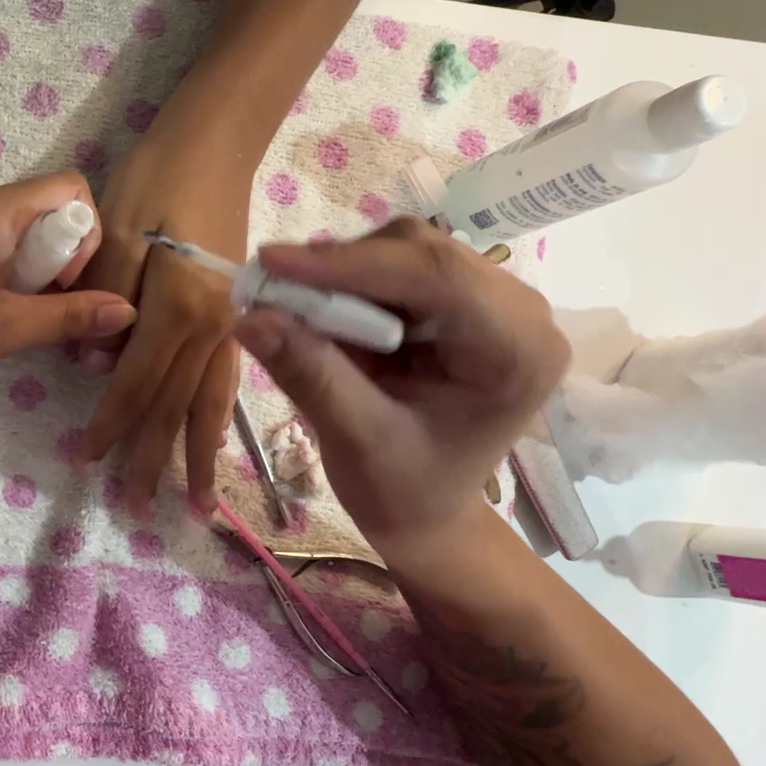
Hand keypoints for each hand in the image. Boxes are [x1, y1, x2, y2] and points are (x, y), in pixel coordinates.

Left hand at [0, 172, 136, 403]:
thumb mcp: (2, 330)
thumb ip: (68, 316)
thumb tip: (126, 310)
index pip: (69, 188)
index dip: (85, 234)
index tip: (66, 285)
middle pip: (42, 209)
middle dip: (59, 258)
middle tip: (42, 310)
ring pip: (13, 230)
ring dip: (30, 270)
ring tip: (12, 317)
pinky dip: (0, 270)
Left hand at [74, 123, 253, 517]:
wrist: (215, 138)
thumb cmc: (157, 177)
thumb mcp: (119, 234)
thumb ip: (106, 303)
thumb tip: (98, 366)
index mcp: (178, 304)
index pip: (134, 382)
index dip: (109, 424)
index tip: (87, 462)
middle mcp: (214, 321)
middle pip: (177, 403)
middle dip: (157, 458)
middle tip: (143, 510)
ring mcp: (231, 316)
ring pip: (210, 397)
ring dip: (198, 451)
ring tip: (197, 500)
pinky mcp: (234, 307)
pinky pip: (224, 373)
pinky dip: (216, 412)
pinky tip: (212, 439)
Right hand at [231, 218, 570, 560]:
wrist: (425, 513)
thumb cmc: (401, 490)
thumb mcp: (354, 439)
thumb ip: (309, 374)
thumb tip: (249, 317)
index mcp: (516, 350)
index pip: (435, 277)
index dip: (349, 263)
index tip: (270, 262)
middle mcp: (517, 313)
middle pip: (421, 253)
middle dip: (339, 267)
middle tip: (266, 288)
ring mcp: (489, 304)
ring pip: (403, 253)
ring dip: (339, 275)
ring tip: (289, 308)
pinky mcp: (456, 306)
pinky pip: (393, 271)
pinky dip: (346, 286)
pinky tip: (317, 315)